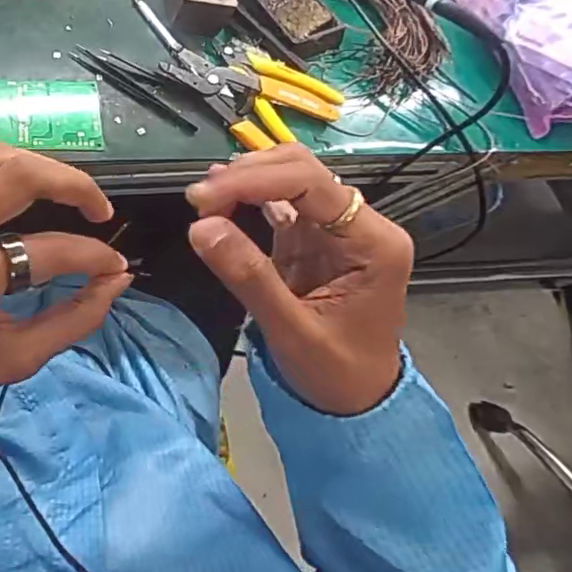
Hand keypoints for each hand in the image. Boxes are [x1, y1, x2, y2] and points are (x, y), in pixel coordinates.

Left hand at [0, 143, 133, 427]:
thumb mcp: (19, 358)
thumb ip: (75, 318)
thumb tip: (117, 277)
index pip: (42, 250)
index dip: (90, 255)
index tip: (114, 267)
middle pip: (15, 176)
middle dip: (71, 184)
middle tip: (100, 210)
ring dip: (41, 167)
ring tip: (71, 193)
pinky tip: (23, 174)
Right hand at [183, 144, 413, 414]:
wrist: (357, 402)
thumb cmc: (336, 372)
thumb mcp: (291, 331)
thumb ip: (249, 277)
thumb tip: (200, 227)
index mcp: (372, 242)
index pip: (312, 183)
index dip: (253, 181)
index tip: (202, 199)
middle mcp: (358, 225)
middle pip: (301, 169)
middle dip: (245, 175)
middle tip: (198, 200)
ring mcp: (333, 229)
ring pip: (288, 177)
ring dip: (243, 181)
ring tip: (204, 202)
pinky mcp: (310, 238)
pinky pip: (278, 200)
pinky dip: (246, 195)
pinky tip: (219, 198)